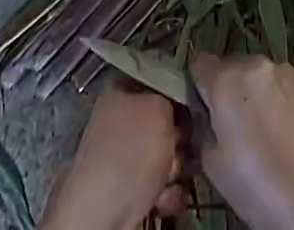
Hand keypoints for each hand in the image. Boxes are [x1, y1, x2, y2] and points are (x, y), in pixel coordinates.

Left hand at [39, 81, 184, 229]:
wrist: (103, 215)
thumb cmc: (130, 151)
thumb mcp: (158, 108)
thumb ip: (171, 97)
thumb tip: (178, 103)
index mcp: (120, 93)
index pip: (154, 79)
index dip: (175, 88)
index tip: (190, 99)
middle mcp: (122, 124)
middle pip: (165, 121)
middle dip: (179, 136)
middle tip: (179, 144)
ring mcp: (127, 159)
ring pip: (169, 155)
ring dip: (177, 167)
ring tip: (169, 175)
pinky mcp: (133, 192)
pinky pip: (164, 185)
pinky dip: (168, 194)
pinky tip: (161, 198)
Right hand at [190, 54, 293, 229]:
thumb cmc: (261, 188)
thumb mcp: (213, 165)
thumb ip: (203, 128)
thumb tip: (207, 118)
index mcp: (227, 80)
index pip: (199, 65)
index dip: (199, 88)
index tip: (206, 112)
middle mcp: (258, 66)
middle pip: (232, 68)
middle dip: (230, 91)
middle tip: (237, 130)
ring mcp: (289, 73)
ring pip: (261, 78)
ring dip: (258, 96)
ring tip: (269, 136)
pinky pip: (286, 87)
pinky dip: (282, 103)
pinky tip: (290, 136)